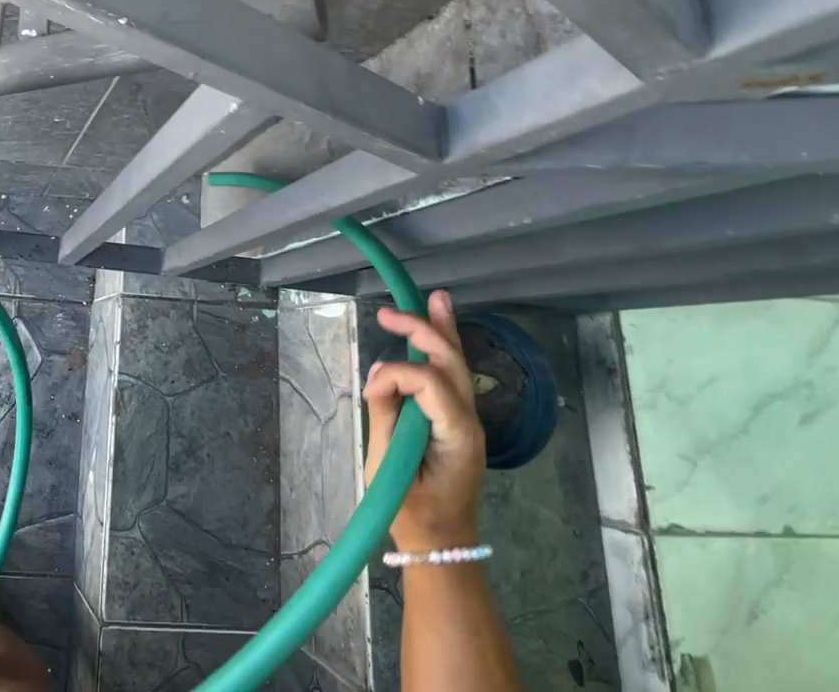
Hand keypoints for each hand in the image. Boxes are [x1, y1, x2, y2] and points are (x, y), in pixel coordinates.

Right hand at [364, 290, 484, 550]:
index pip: (429, 383)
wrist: (440, 540)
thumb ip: (385, 416)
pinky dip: (442, 347)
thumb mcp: (388, 468)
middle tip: (387, 313)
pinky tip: (439, 322)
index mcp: (457, 434)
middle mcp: (470, 419)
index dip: (397, 374)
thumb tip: (378, 376)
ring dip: (441, 330)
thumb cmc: (410, 510)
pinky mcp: (457, 418)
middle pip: (449, 362)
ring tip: (435, 298)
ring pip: (456, 363)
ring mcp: (467, 417)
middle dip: (422, 331)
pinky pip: (451, 375)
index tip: (368, 388)